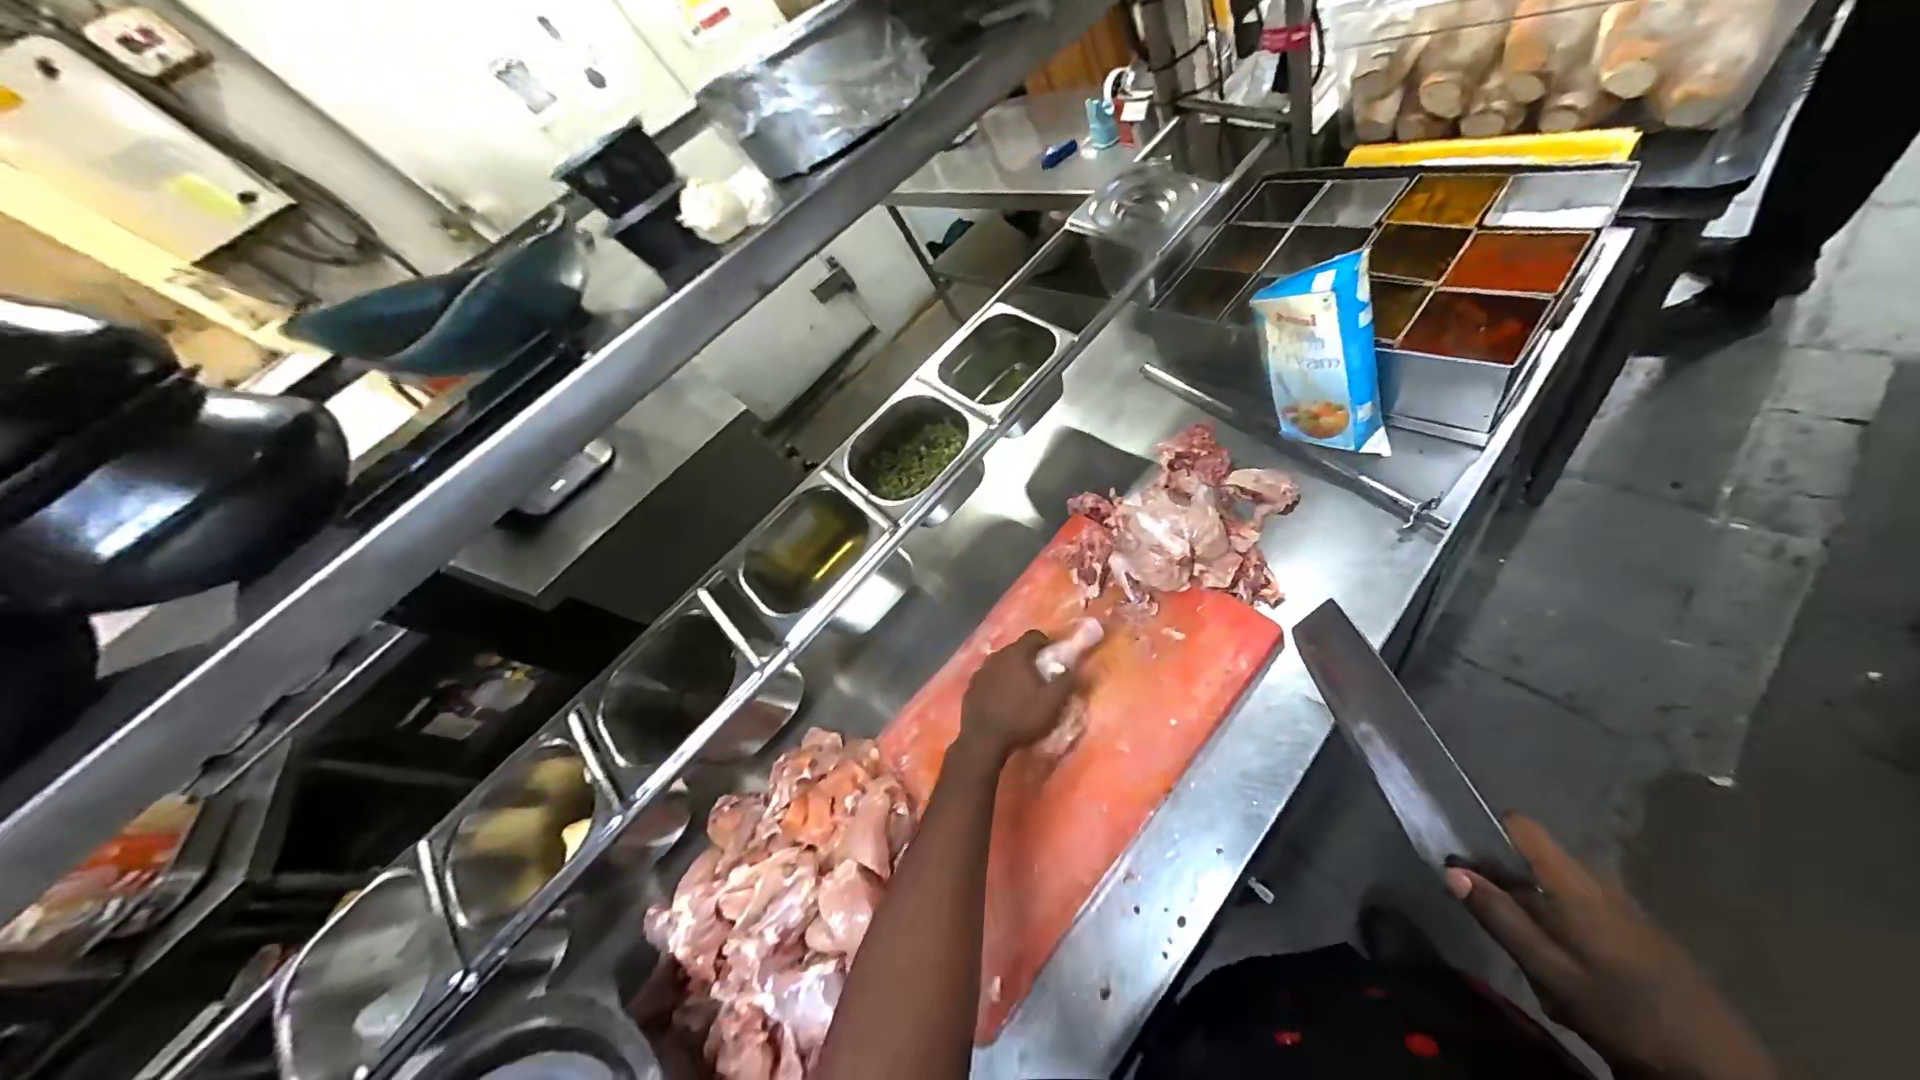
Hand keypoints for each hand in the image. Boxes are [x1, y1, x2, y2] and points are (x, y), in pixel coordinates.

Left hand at [958, 631, 1077, 764]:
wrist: (984, 740)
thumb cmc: (1021, 717)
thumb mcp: (1052, 702)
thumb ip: (1067, 681)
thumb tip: (1077, 668)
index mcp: (1016, 654)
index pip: (1034, 636)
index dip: (1047, 642)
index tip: (1055, 655)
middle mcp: (996, 656)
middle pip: (1016, 649)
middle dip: (1029, 657)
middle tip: (1041, 674)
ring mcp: (980, 671)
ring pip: (1001, 663)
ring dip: (1012, 670)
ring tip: (1022, 688)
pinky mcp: (971, 686)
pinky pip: (989, 677)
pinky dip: (997, 682)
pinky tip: (1002, 699)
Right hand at [1447, 816, 1775, 1079]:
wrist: (1718, 1066)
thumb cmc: (1623, 1012)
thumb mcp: (1550, 971)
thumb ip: (1499, 917)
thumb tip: (1451, 870)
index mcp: (1575, 883)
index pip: (1522, 825)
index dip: (1488, 829)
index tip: (1466, 856)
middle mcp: (1600, 883)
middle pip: (1536, 857)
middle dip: (1506, 878)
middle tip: (1492, 915)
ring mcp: (1624, 906)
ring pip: (1557, 884)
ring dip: (1533, 904)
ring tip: (1528, 947)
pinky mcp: (1639, 930)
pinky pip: (1582, 906)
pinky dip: (1560, 921)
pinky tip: (1566, 962)